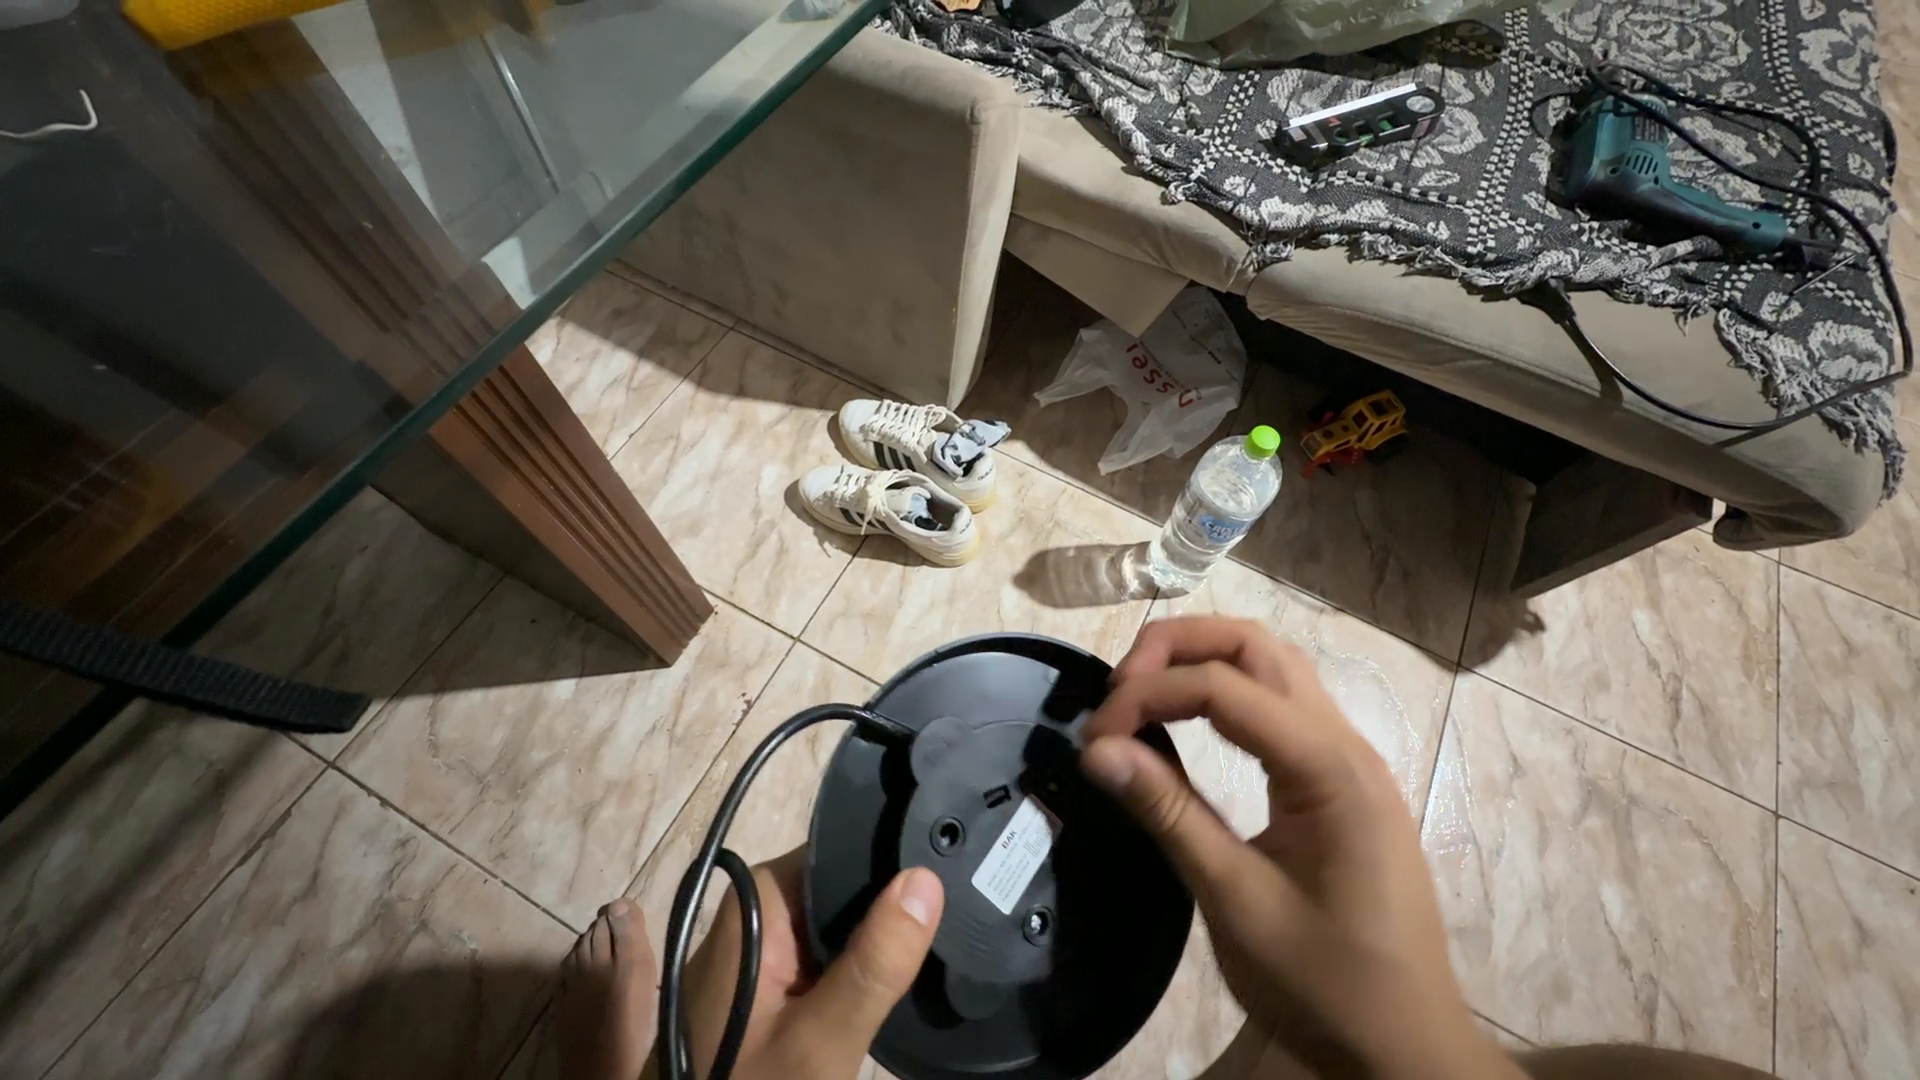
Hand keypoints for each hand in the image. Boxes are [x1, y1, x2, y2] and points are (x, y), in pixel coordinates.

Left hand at [655, 848, 944, 1079]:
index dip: (895, 864)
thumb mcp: (820, 1040)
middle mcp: (756, 908)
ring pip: (839, 923)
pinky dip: (856, 969)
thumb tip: (925, 877)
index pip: (844, 850)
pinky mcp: (767, 981)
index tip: (947, 876)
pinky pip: (824, 954)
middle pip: (844, 885)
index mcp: (760, 897)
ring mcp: (760, 946)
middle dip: (889, 908)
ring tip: (926, 953)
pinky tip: (888, 981)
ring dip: (876, 942)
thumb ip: (874, 962)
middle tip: (944, 928)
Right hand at [1080, 617, 1517, 1079]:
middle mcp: (1344, 743)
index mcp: (1328, 768)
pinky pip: (1277, 702)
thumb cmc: (1325, 984)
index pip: (1223, 687)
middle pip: (1255, 645)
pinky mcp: (1337, 778)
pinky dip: (1223, 690)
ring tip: (1141, 693)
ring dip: (1200, 659)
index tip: (1094, 738)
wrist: (1406, 1054)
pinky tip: (1188, 719)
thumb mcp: (1234, 901)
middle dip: (1177, 647)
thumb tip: (1096, 749)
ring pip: (1269, 663)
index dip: (1147, 694)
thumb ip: (1167, 811)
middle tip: (1117, 689)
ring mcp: (1346, 757)